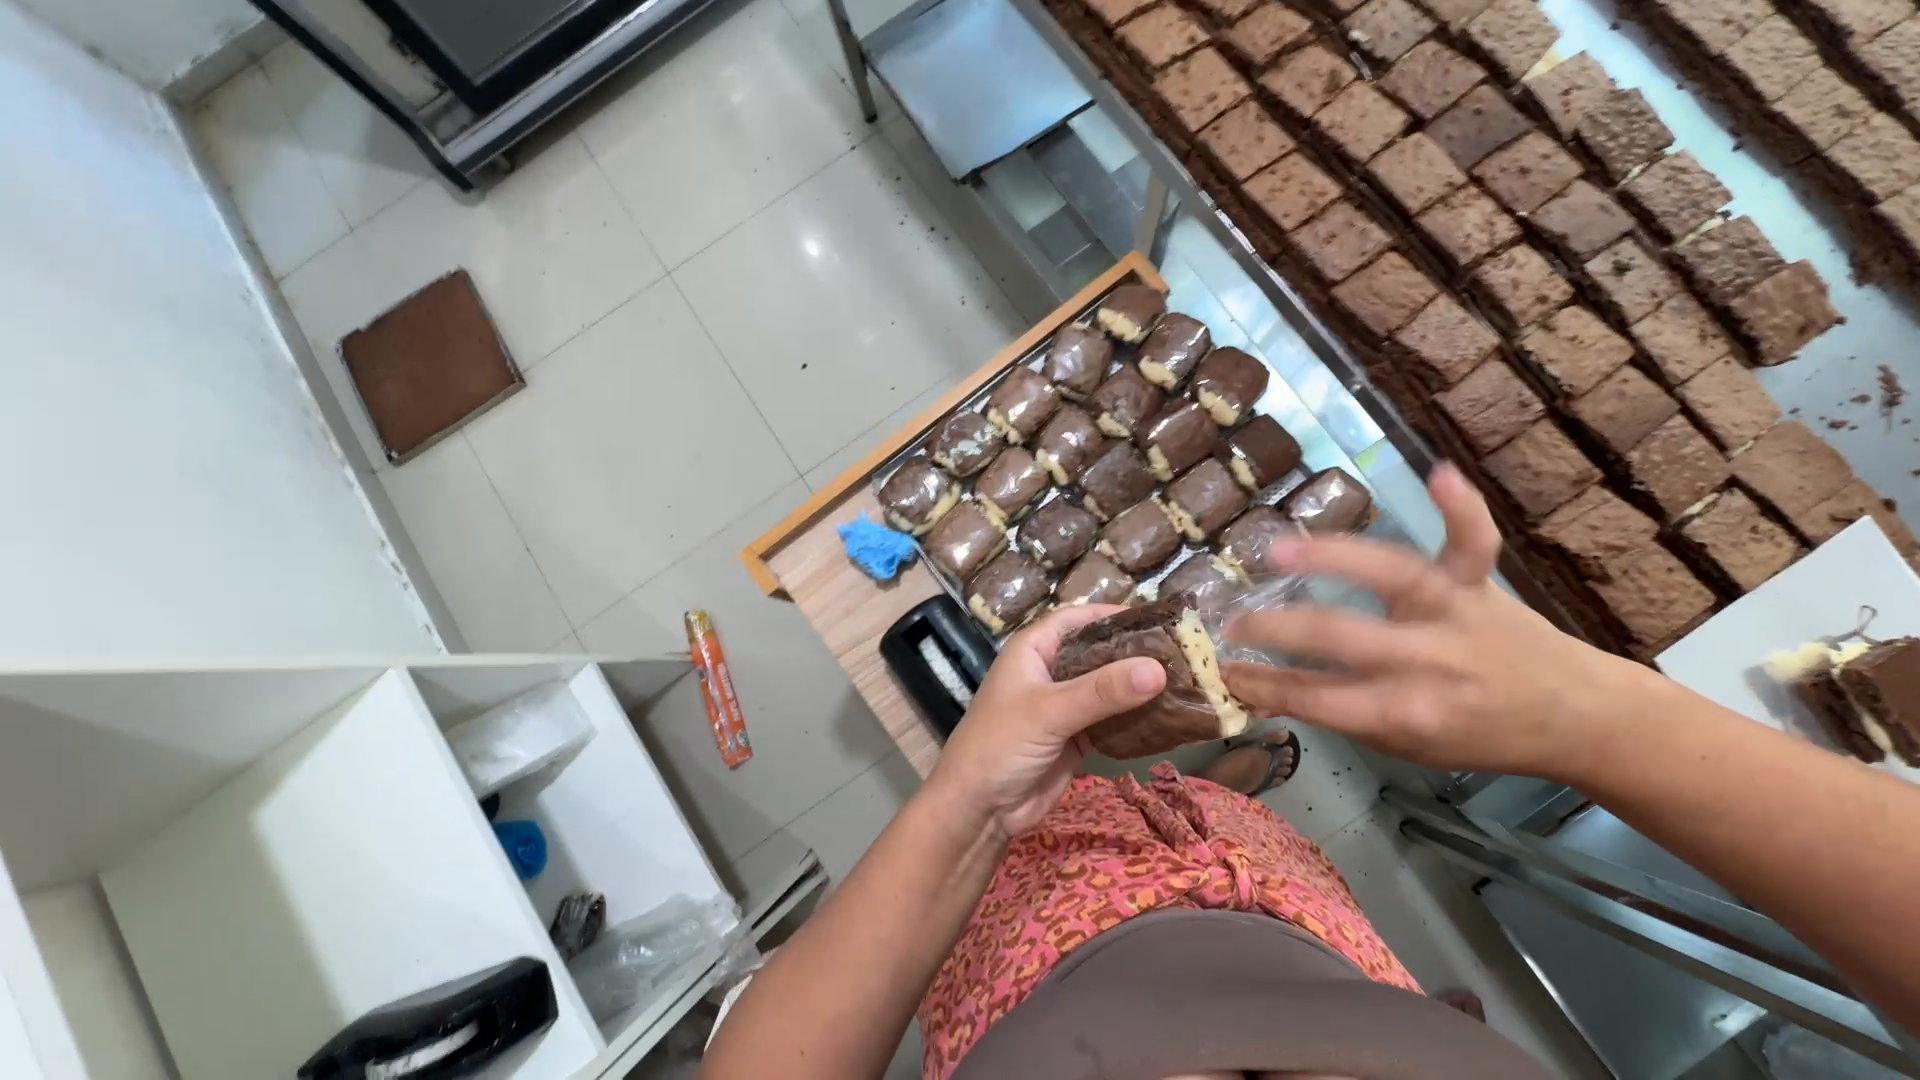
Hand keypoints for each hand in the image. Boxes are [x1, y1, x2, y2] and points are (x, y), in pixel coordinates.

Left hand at [925, 604, 1164, 840]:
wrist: (979, 809)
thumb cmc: (1001, 744)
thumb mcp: (1050, 711)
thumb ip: (1103, 691)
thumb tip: (1158, 669)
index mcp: (1034, 650)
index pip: (1078, 619)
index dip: (1114, 616)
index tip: (1159, 620)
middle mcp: (1050, 672)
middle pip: (1099, 653)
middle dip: (1136, 654)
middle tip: (1185, 655)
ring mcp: (1064, 706)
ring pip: (1109, 689)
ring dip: (1140, 689)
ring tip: (1187, 684)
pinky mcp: (1076, 737)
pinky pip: (1112, 721)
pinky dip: (1136, 720)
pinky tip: (1169, 718)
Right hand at [1222, 464, 1655, 777]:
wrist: (1576, 717)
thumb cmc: (1476, 735)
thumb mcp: (1402, 744)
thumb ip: (1337, 713)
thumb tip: (1265, 688)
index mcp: (1406, 712)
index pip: (1316, 698)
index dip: (1263, 687)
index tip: (1224, 672)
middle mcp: (1429, 661)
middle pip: (1340, 637)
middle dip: (1276, 630)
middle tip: (1232, 625)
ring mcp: (1456, 614)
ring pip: (1392, 576)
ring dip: (1333, 557)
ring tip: (1279, 549)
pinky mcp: (1480, 583)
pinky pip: (1473, 542)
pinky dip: (1460, 508)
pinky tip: (1437, 472)